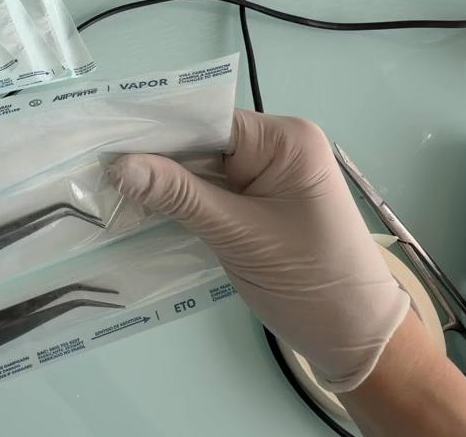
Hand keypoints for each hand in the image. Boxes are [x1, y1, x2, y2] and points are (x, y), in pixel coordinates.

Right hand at [111, 110, 408, 391]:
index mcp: (286, 139)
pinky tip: (147, 203)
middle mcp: (277, 144)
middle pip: (201, 138)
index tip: (108, 141)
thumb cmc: (313, 286)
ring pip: (202, 162)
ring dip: (166, 178)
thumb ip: (179, 195)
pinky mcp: (259, 196)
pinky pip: (211, 184)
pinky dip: (182, 196)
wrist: (363, 346)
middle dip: (157, 155)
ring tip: (114, 184)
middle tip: (102, 165)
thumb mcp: (240, 237)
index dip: (158, 130)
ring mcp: (268, 170)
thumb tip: (118, 166)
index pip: (207, 120)